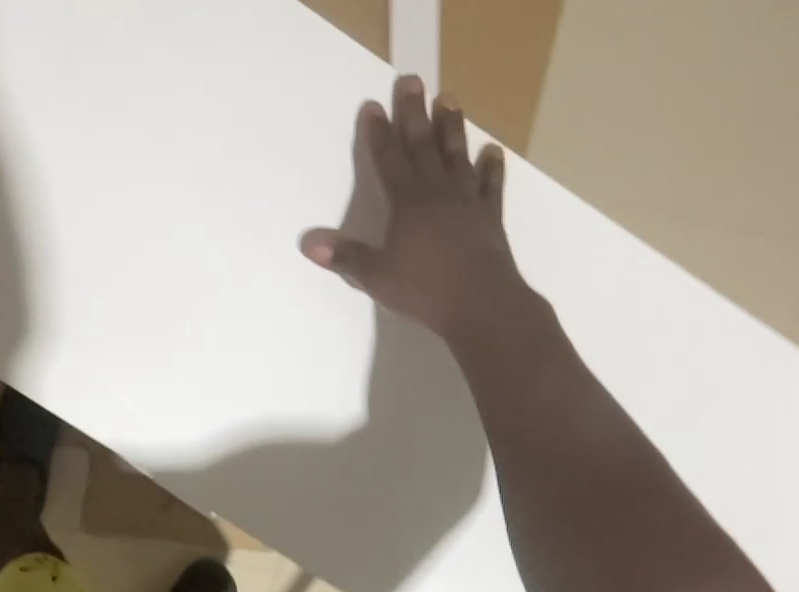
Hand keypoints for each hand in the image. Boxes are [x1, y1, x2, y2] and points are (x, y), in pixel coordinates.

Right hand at [301, 76, 523, 339]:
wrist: (482, 303)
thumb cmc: (424, 289)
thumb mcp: (376, 276)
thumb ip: (344, 257)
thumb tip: (308, 243)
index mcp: (408, 204)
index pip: (389, 160)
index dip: (378, 134)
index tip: (372, 107)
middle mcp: (438, 193)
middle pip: (423, 146)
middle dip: (414, 114)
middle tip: (411, 80)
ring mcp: (467, 202)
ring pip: (456, 156)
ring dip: (451, 128)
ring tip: (448, 100)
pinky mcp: (489, 218)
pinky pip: (489, 186)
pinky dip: (489, 168)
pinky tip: (490, 152)